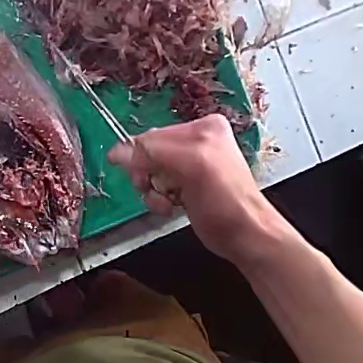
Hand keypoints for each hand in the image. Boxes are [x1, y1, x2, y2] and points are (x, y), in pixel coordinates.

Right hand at [107, 114, 291, 264]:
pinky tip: (173, 206)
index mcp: (202, 126)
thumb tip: (117, 152)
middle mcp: (197, 140)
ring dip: (153, 191)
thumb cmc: (225, 203)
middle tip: (158, 192)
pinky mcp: (187, 184)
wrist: (245, 235)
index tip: (141, 180)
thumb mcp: (193, 167)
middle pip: (149, 153)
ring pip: (151, 171)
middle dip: (148, 176)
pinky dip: (159, 198)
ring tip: (169, 203)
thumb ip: (154, 153)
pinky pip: (158, 185)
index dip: (140, 158)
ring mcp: (191, 163)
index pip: (153, 136)